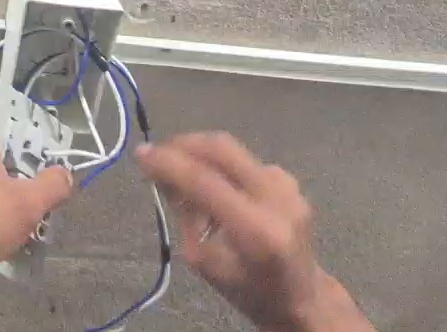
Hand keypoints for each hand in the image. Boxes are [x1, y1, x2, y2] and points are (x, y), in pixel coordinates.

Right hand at [136, 134, 372, 331]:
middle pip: (220, 148)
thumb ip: (183, 213)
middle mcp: (276, 200)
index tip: (140, 154)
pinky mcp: (289, 180)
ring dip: (199, 156)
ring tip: (185, 178)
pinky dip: (219, 165)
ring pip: (229, 150)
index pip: (203, 181)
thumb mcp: (203, 261)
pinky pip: (242, 161)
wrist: (306, 302)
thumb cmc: (250, 292)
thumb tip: (161, 174)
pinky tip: (214, 186)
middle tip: (159, 155)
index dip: (167, 162)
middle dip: (183, 145)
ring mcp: (287, 187)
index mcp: (257, 230)